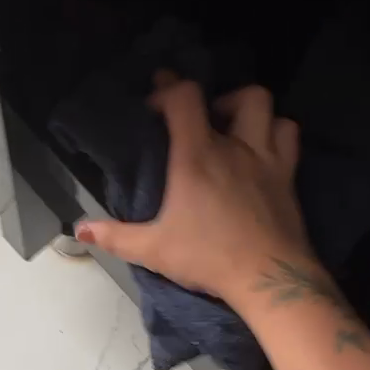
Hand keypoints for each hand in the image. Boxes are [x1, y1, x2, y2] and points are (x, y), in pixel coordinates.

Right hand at [75, 76, 313, 304]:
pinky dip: (276, 131)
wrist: (267, 278)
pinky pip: (289, 135)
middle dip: (214, 98)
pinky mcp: (287, 177)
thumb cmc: (208, 259)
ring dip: (247, 108)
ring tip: (233, 128)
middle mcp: (234, 147)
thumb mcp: (154, 251)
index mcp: (197, 157)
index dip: (168, 91)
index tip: (154, 106)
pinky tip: (263, 148)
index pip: (185, 97)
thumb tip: (80, 230)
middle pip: (234, 95)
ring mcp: (266, 158)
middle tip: (201, 120)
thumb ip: (116, 236)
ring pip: (266, 107)